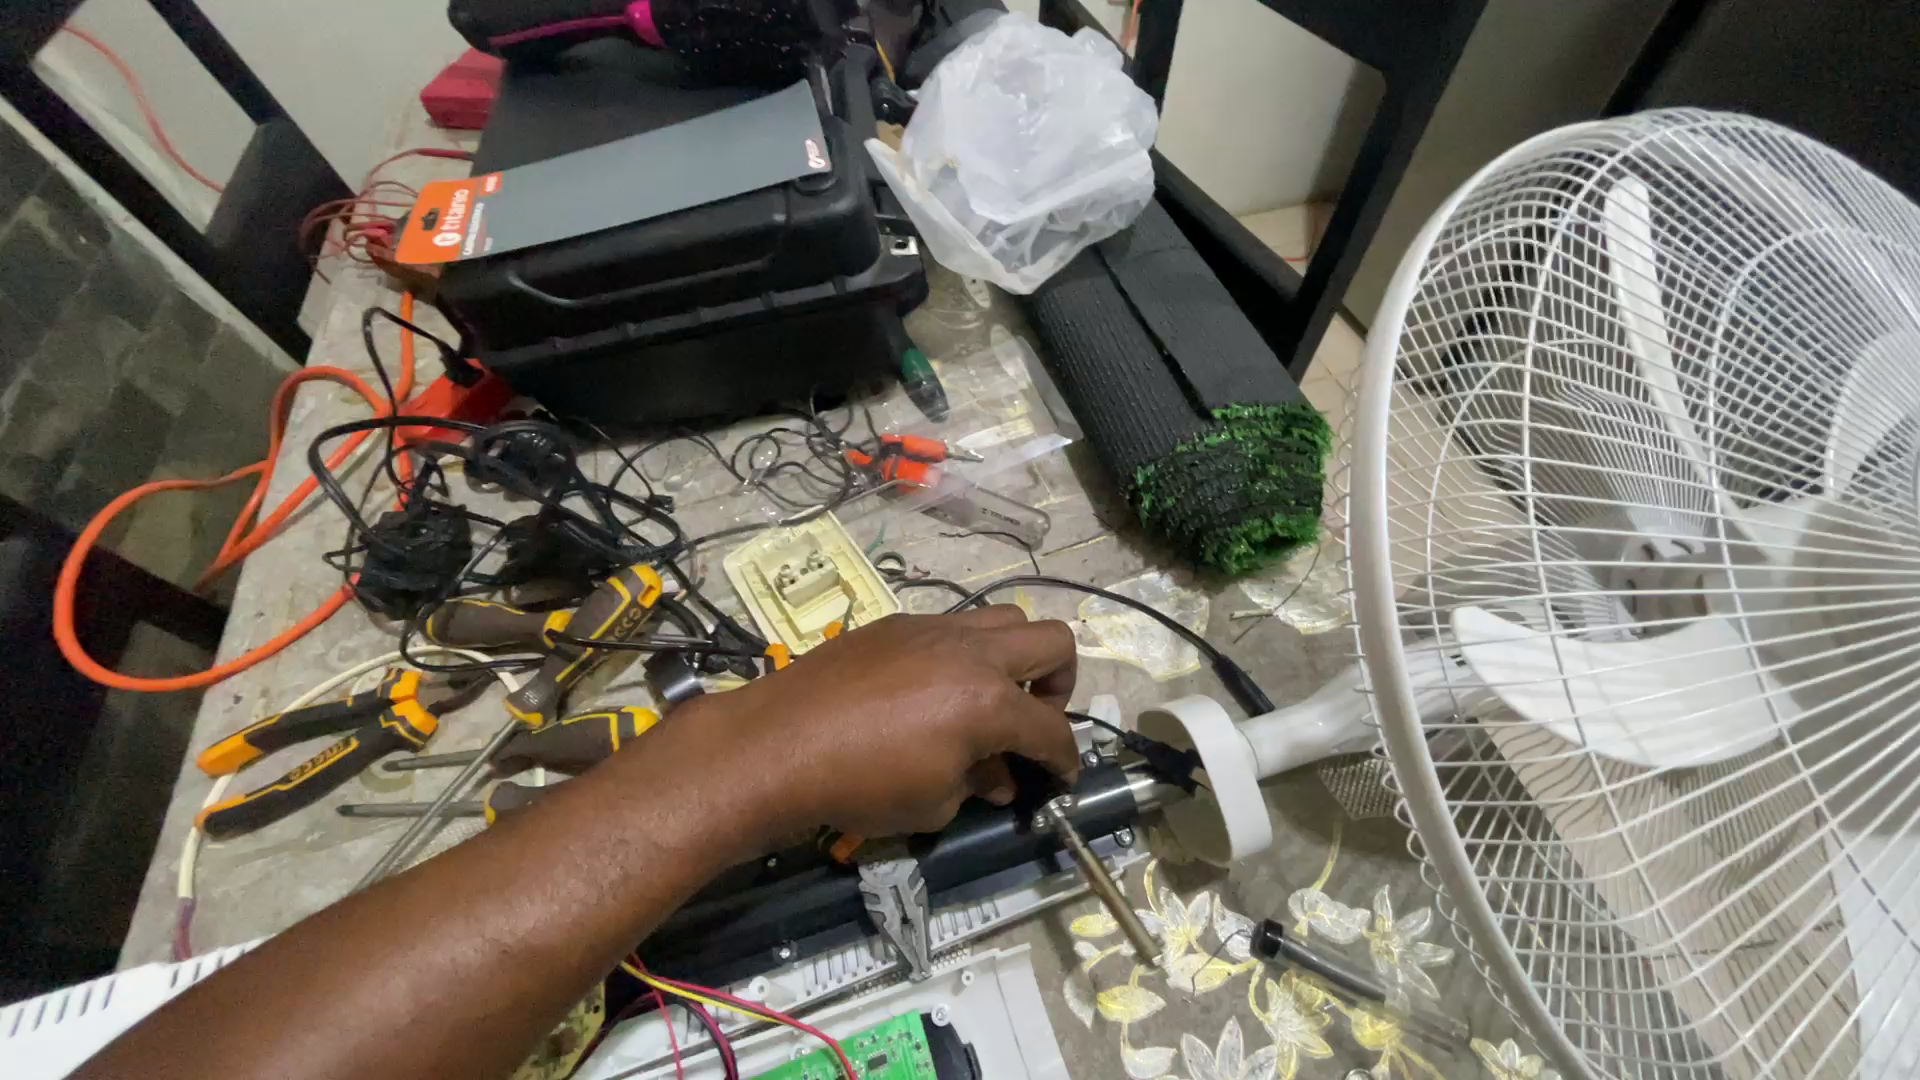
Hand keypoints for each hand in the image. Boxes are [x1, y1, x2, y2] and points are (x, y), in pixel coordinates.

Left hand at [688, 606, 1080, 839]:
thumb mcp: (932, 802)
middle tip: (1032, 720)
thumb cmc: (859, 786)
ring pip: (1004, 618)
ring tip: (986, 698)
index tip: (1059, 777)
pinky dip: (963, 654)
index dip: (1065, 759)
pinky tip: (932, 689)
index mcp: (987, 700)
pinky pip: (952, 626)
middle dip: (1059, 685)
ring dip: (1013, 658)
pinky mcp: (898, 622)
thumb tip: (999, 776)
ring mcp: (933, 628)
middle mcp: (971, 651)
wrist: (776, 744)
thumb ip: (979, 782)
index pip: (1052, 729)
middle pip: (1052, 640)